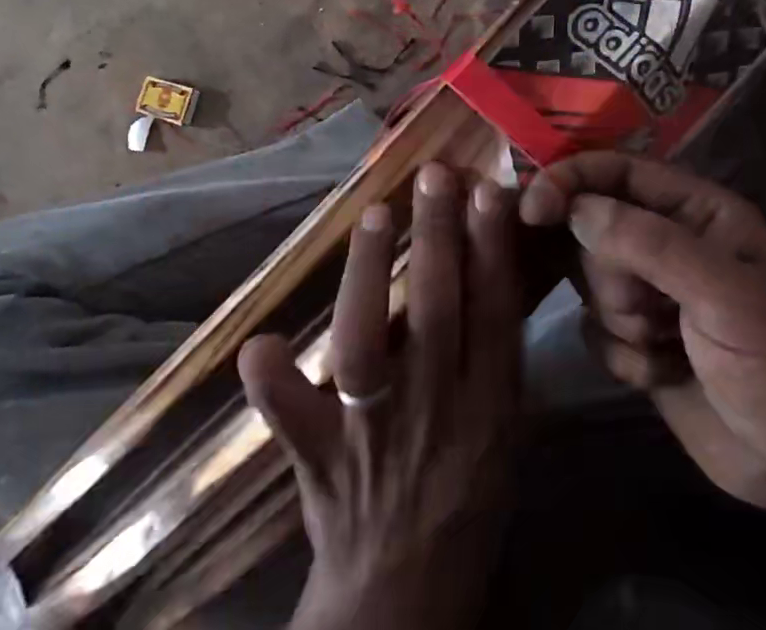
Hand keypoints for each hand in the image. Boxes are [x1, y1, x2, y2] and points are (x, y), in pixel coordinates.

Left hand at [239, 163, 523, 629]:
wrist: (406, 589)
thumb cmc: (464, 500)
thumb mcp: (505, 432)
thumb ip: (495, 358)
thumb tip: (489, 272)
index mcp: (489, 405)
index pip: (494, 313)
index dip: (491, 249)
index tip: (485, 191)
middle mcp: (437, 409)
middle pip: (438, 313)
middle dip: (438, 239)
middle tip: (433, 177)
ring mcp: (374, 432)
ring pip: (370, 346)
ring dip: (369, 278)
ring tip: (374, 215)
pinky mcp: (321, 456)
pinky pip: (293, 418)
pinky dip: (275, 383)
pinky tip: (261, 343)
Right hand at [518, 152, 765, 545]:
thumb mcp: (729, 297)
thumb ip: (651, 243)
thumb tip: (575, 208)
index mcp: (697, 214)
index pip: (618, 172)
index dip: (571, 179)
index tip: (534, 208)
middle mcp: (667, 245)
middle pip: (592, 231)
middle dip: (611, 277)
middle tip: (654, 311)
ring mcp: (649, 294)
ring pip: (587, 282)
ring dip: (620, 320)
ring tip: (669, 346)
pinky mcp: (634, 340)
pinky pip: (592, 329)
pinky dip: (622, 356)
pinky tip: (664, 375)